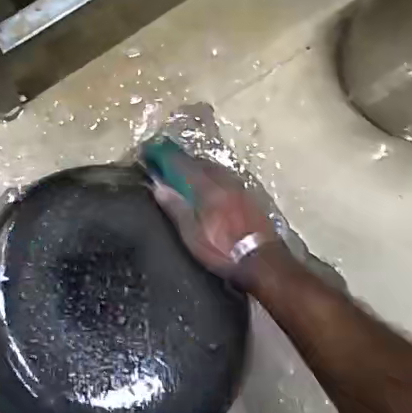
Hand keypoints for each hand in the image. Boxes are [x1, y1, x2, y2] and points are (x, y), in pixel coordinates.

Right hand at [146, 148, 278, 286]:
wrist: (263, 261)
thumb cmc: (222, 250)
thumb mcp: (192, 234)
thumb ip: (176, 208)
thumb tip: (158, 187)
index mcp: (206, 188)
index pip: (180, 164)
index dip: (163, 156)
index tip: (148, 151)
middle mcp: (224, 181)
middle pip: (199, 162)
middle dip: (180, 159)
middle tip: (164, 162)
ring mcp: (239, 187)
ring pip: (214, 167)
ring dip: (197, 165)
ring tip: (184, 171)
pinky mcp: (249, 196)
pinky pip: (225, 176)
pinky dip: (211, 175)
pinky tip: (209, 184)